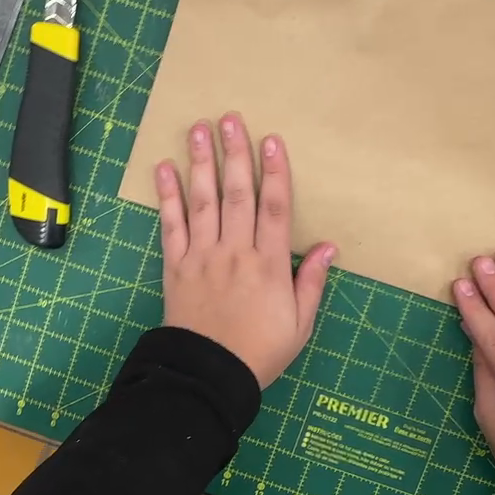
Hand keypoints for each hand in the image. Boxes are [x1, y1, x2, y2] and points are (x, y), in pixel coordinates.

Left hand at [155, 113, 335, 386]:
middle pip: (237, 194)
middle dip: (234, 153)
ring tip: (198, 129)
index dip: (275, 171)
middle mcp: (236, 251)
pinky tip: (164, 169)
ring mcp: (202, 256)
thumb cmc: (260, 352)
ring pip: (203, 201)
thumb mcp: (299, 324)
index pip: (276, 208)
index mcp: (270, 264)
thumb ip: (312, 282)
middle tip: (229, 118)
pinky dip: (167, 196)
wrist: (208, 375)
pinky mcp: (175, 265)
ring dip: (201, 162)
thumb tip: (330, 246)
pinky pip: (171, 225)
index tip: (272, 140)